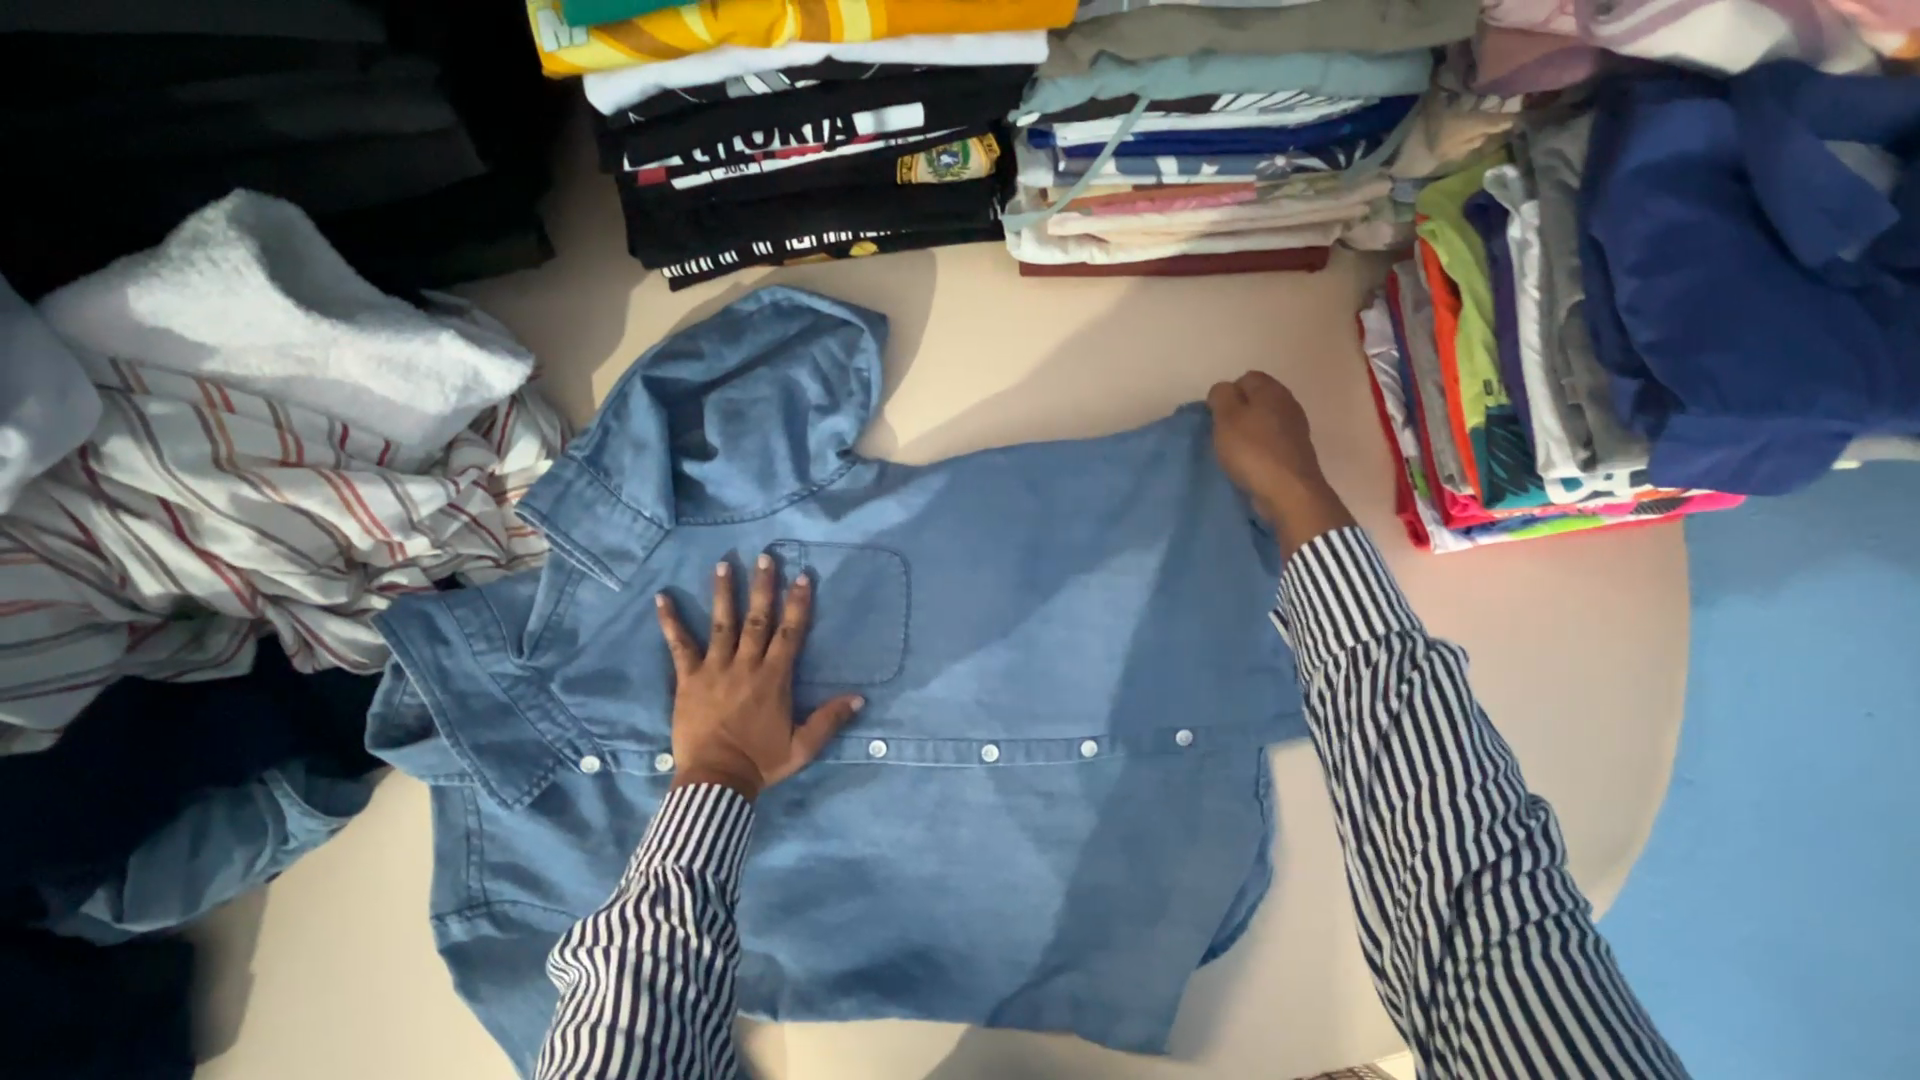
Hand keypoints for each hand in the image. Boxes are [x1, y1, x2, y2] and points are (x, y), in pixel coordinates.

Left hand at [655, 556, 864, 800]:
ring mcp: (714, 669)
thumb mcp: (803, 746)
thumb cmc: (761, 762)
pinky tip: (662, 598)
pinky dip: (670, 622)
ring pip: (721, 624)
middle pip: (757, 619)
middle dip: (763, 587)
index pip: (790, 633)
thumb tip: (859, 698)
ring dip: (723, 593)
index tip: (803, 577)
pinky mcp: (688, 679)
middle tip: (766, 556)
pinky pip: (678, 646)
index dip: (798, 604)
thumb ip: (829, 720)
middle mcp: (746, 665)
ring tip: (724, 563)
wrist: (716, 780)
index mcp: (774, 678)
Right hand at [1206, 371, 1355, 555]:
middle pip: (1257, 399)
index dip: (1228, 394)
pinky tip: (1251, 463)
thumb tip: (1224, 390)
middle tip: (1223, 434)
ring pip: (1264, 420)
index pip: (1246, 378)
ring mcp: (1295, 428)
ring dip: (1249, 432)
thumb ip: (1221, 396)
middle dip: (1238, 412)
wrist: (1289, 491)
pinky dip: (1260, 448)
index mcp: (1271, 390)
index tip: (1216, 417)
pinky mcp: (1296, 451)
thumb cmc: (1252, 451)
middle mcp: (1288, 403)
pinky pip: (1272, 441)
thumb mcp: (1226, 418)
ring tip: (1234, 451)